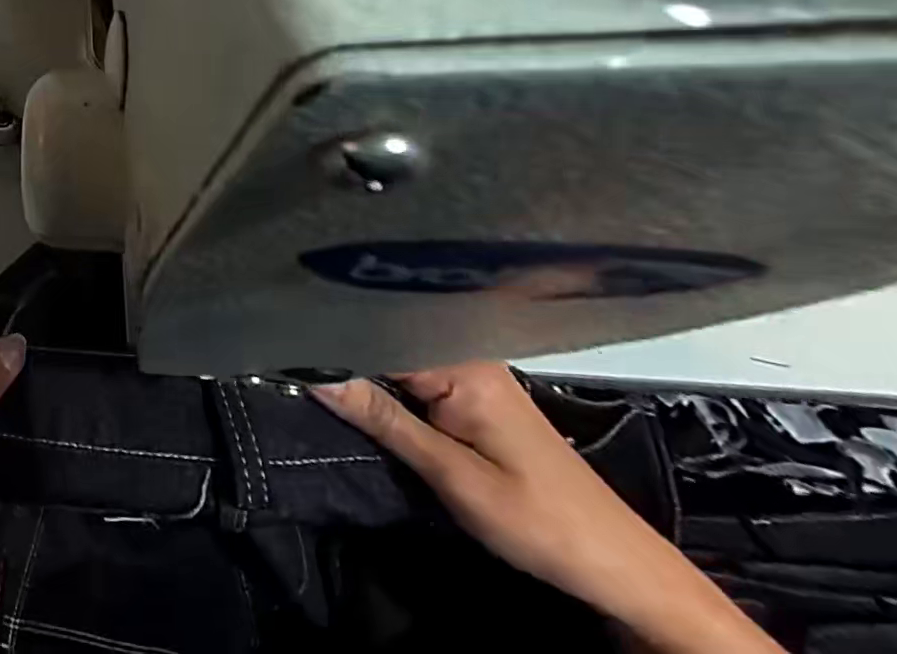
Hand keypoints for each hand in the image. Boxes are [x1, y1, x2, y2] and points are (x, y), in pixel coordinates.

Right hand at [313, 363, 779, 653]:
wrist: (615, 561)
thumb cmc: (536, 519)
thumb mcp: (451, 474)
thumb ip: (383, 418)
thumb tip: (317, 373)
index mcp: (463, 364)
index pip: (379, 336)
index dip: (332, 340)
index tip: (282, 341)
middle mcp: (467, 354)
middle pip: (387, 339)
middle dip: (341, 348)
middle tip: (284, 347)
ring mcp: (472, 372)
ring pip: (399, 356)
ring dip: (361, 365)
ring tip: (305, 357)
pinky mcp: (472, 393)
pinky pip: (415, 374)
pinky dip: (384, 381)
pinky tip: (356, 384)